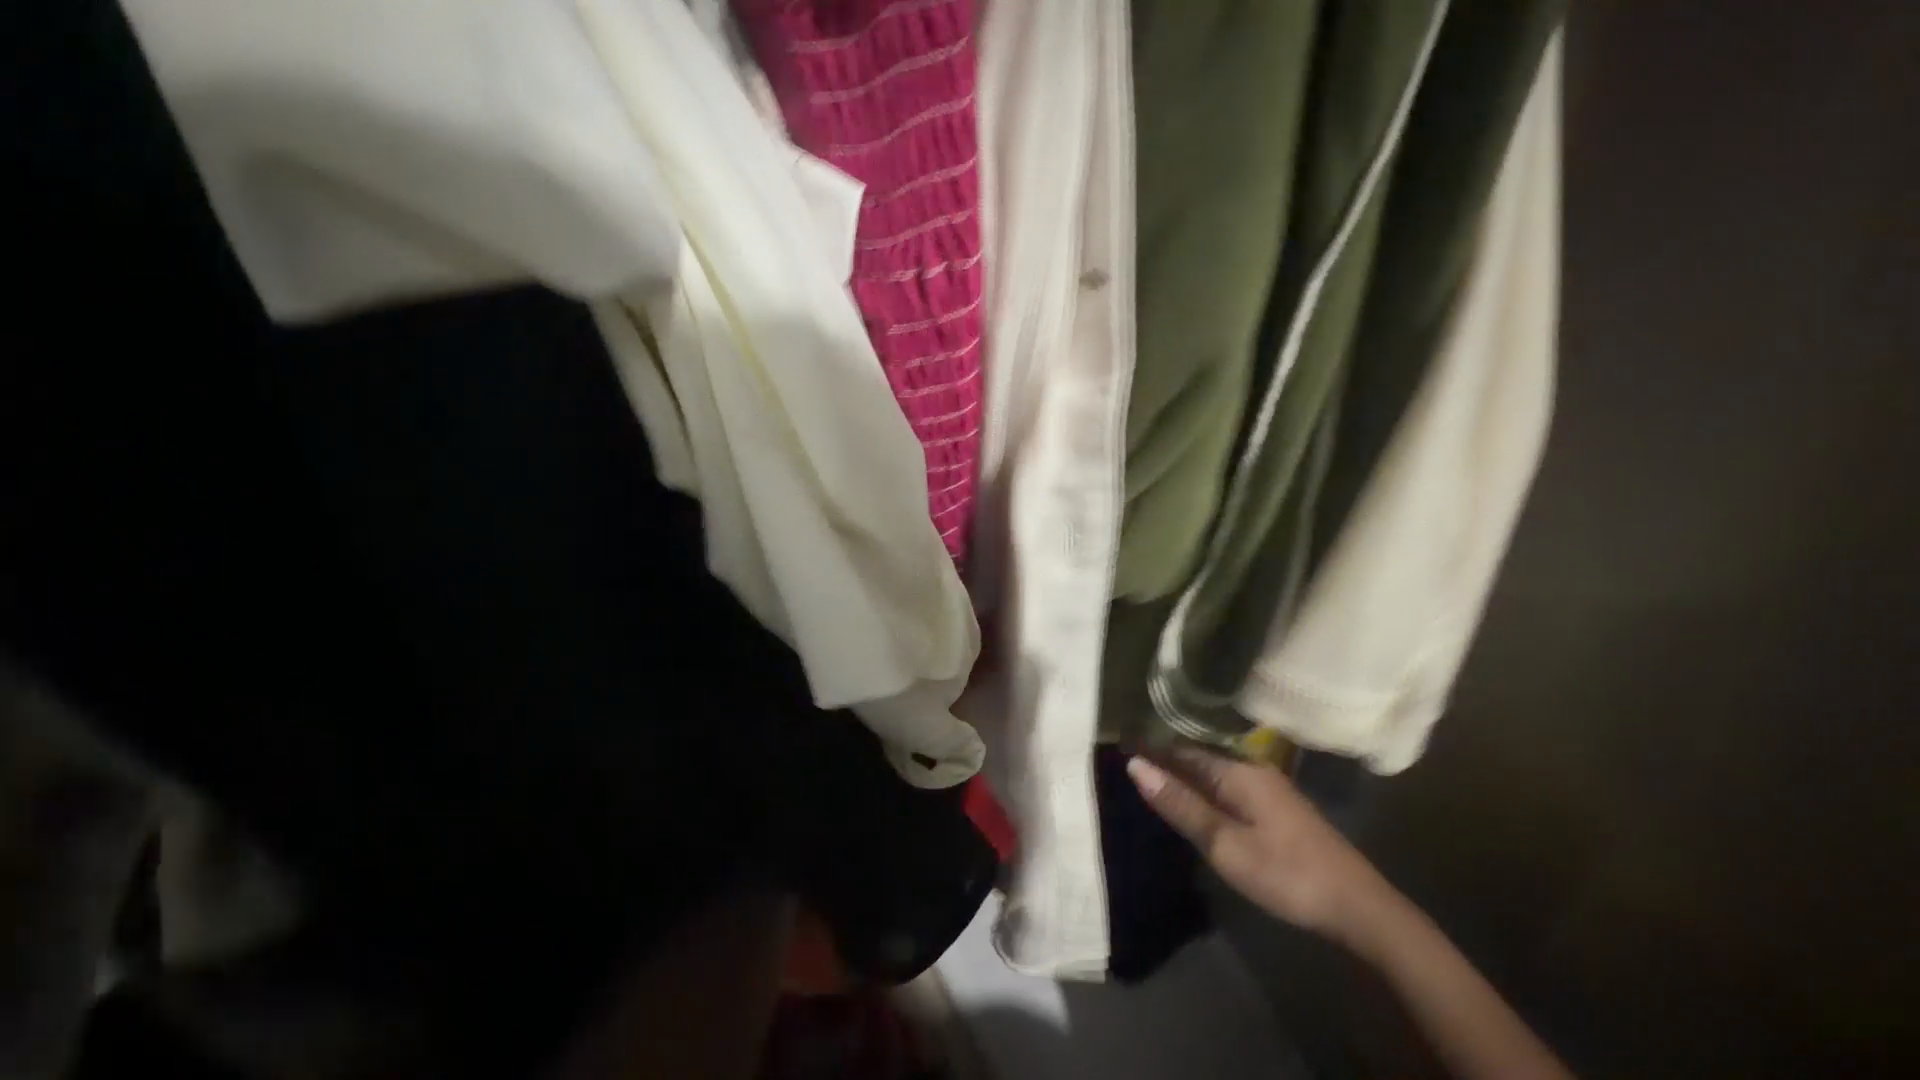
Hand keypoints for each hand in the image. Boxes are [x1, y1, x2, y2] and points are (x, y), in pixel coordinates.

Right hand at [1126, 750, 1388, 940]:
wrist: (1356, 906)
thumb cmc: (1284, 872)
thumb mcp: (1224, 843)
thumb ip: (1181, 805)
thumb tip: (1136, 766)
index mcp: (1238, 773)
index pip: (1182, 752)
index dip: (1151, 750)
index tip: (1118, 745)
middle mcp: (1253, 772)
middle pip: (1199, 760)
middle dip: (1165, 760)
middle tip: (1126, 763)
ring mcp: (1270, 792)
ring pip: (1215, 776)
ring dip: (1184, 777)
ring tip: (1149, 780)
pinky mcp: (1278, 813)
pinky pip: (1229, 791)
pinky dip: (1204, 793)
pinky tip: (1193, 805)